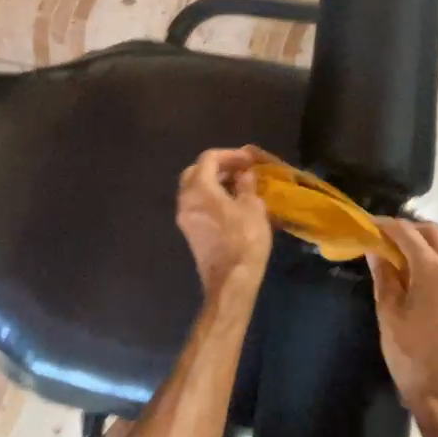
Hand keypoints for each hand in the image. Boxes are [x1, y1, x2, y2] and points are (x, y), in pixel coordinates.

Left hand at [176, 147, 272, 305]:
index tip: (249, 160)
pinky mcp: (190, 232)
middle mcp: (186, 200)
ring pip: (194, 189)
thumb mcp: (253, 207)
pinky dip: (210, 197)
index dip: (230, 155)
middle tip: (239, 169)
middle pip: (195, 172)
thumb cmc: (244, 240)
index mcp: (199, 189)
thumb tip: (244, 175)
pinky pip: (196, 205)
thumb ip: (246, 185)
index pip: (209, 158)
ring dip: (213, 182)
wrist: (230, 281)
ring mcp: (185, 218)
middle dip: (217, 166)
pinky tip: (230, 203)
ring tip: (238, 185)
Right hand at [367, 218, 437, 416]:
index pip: (407, 232)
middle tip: (381, 238)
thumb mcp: (388, 313)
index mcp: (433, 271)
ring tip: (391, 255)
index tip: (366, 225)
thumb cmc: (411, 354)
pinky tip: (407, 273)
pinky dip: (427, 259)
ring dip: (418, 244)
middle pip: (431, 233)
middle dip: (406, 229)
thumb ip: (383, 276)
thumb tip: (375, 249)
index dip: (385, 225)